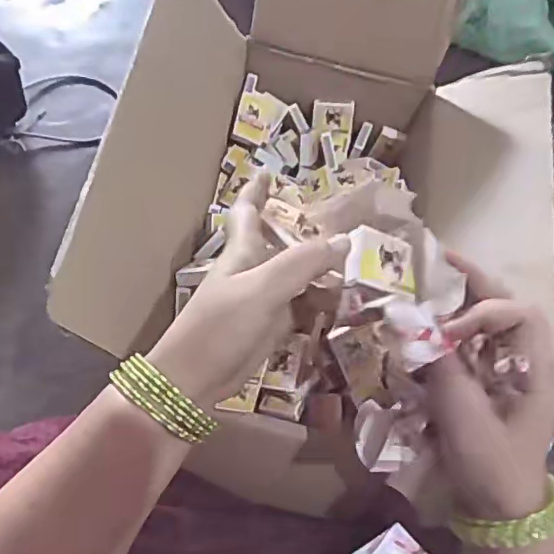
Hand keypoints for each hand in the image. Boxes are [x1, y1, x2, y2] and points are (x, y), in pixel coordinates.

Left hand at [147, 173, 347, 404]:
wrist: (193, 380)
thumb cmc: (219, 328)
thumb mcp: (262, 289)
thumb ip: (302, 263)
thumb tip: (343, 242)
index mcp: (242, 254)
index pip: (248, 212)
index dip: (257, 191)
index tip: (269, 173)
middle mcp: (252, 274)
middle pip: (283, 246)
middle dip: (309, 235)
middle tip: (347, 226)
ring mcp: (261, 305)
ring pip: (298, 281)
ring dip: (323, 274)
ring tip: (360, 266)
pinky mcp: (268, 333)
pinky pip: (300, 312)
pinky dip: (320, 307)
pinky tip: (343, 306)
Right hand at [423, 252, 553, 519]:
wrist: (499, 510)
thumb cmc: (491, 466)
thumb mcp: (465, 420)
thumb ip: (442, 371)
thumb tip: (413, 328)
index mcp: (535, 369)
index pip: (515, 314)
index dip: (478, 311)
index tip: (443, 333)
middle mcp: (524, 364)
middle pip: (504, 308)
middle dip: (473, 283)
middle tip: (438, 260)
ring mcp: (504, 376)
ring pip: (486, 326)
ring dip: (457, 304)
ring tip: (426, 284)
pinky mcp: (484, 390)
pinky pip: (468, 352)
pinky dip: (446, 337)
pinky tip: (423, 330)